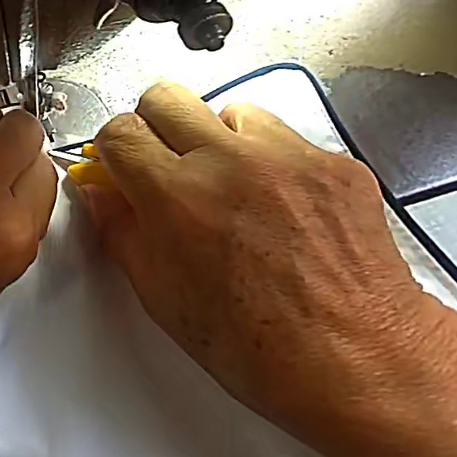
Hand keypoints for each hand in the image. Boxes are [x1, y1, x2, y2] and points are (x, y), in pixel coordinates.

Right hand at [76, 82, 456, 441]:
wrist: (358, 360)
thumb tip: (99, 192)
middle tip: (166, 165)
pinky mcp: (334, 161)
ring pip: (230, 111)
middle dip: (154, 126)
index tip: (120, 165)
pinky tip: (281, 208)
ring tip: (233, 188)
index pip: (120, 130)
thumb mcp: (164, 299)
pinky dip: (271, 161)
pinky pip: (286, 138)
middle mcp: (231, 161)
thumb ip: (121, 233)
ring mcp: (289, 155)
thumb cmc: (257, 348)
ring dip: (218, 140)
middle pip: (166, 96)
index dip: (112, 149)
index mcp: (178, 198)